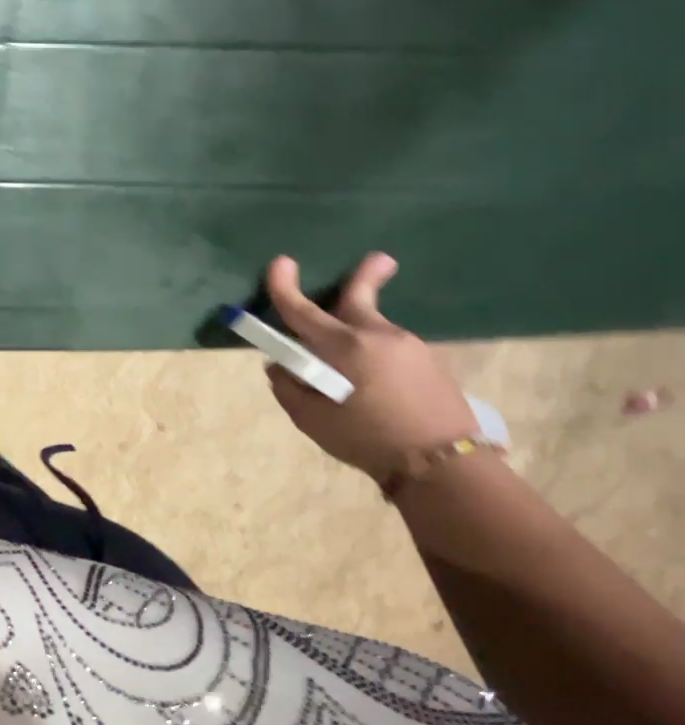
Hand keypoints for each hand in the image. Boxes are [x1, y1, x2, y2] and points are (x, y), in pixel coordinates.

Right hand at [264, 252, 480, 482]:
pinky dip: (376, 354)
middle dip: (366, 276)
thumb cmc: (365, 437)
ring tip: (353, 362)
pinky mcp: (431, 364)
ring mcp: (409, 347)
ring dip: (360, 331)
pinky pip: (391, 349)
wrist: (442, 464)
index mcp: (342, 346)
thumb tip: (281, 365)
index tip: (281, 262)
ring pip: (374, 328)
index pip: (301, 310)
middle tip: (379, 260)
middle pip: (361, 298)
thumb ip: (288, 385)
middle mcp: (376, 336)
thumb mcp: (309, 417)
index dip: (284, 287)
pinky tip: (376, 383)